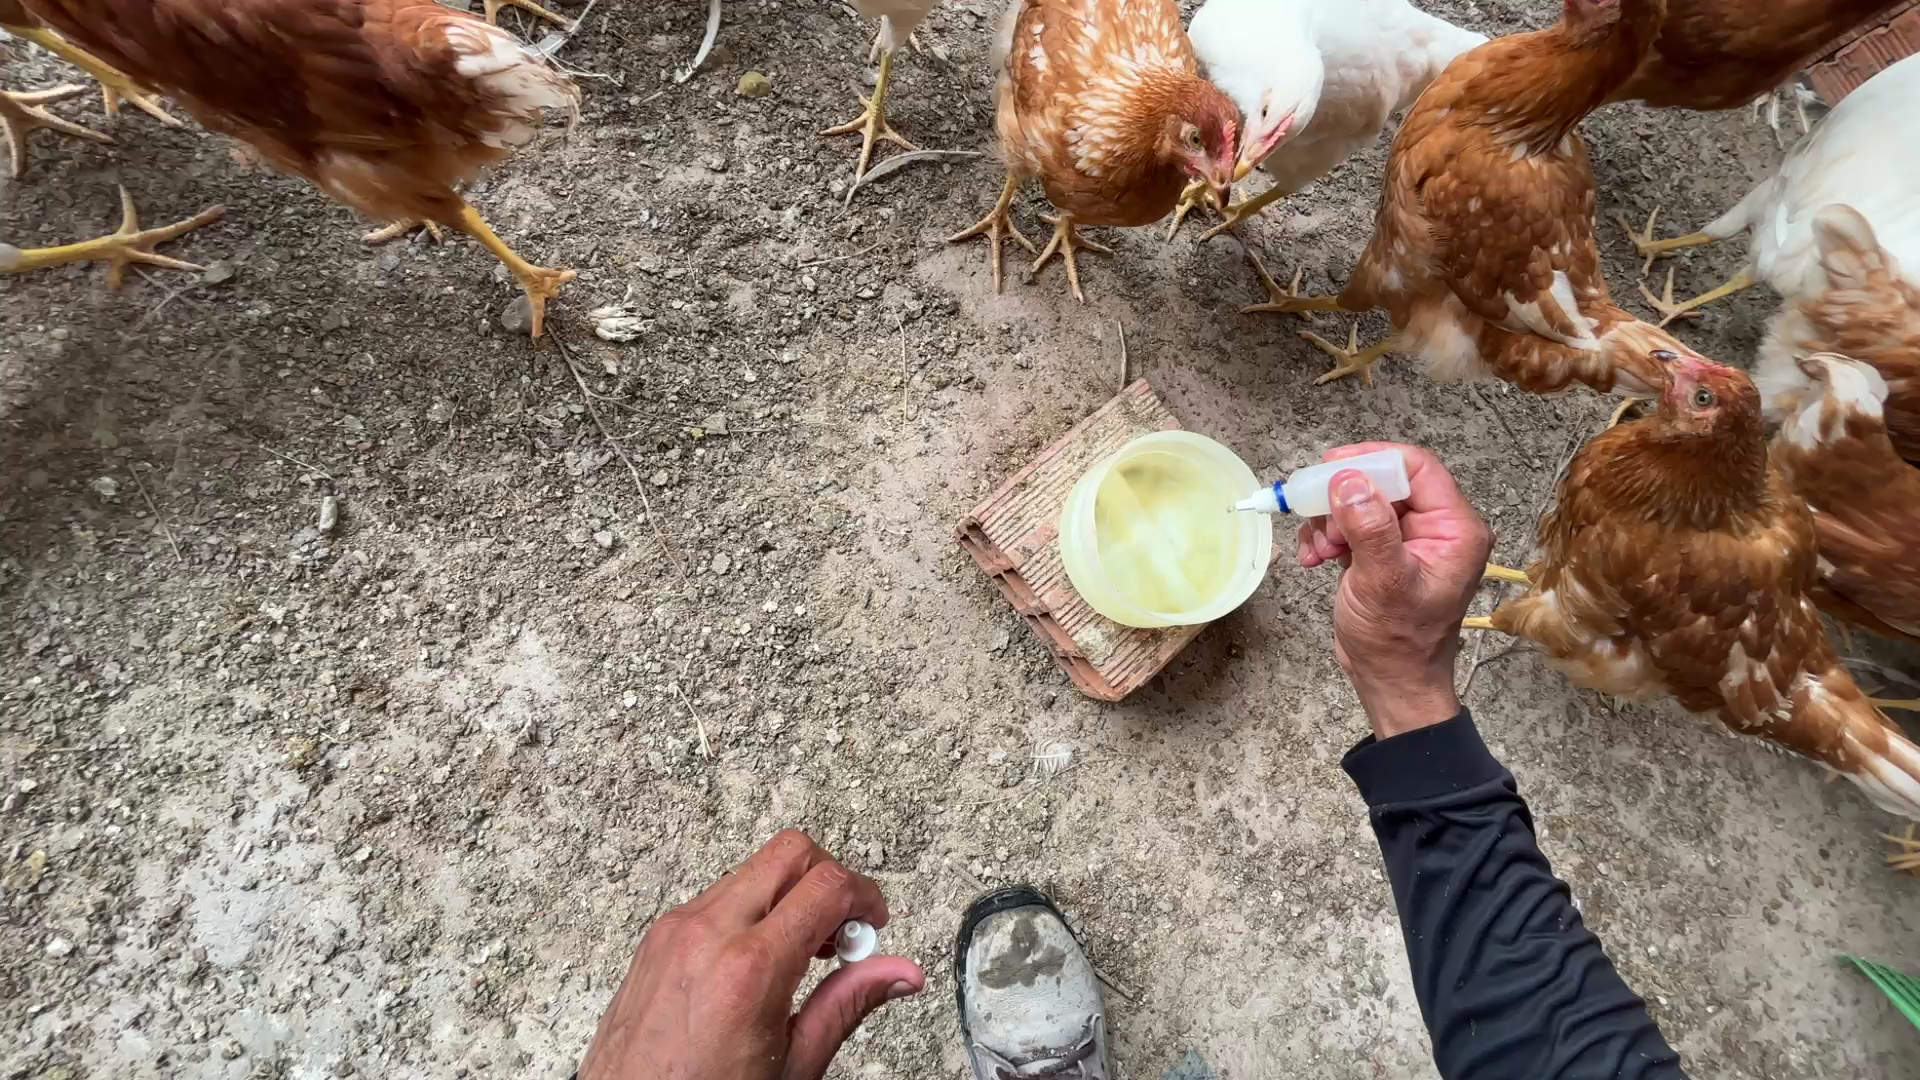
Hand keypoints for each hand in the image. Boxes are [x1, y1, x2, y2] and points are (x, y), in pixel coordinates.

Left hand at [580, 829, 924, 1079]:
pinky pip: (722, 891)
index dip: (864, 896)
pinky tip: (762, 954)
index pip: (826, 885)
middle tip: (841, 928)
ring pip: (757, 867)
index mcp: (749, 970)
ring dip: (791, 891)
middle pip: (791, 852)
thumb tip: (901, 972)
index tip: (872, 922)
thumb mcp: (792, 1068)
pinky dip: (756, 906)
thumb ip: (848, 1004)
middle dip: (829, 876)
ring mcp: (677, 928)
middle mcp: (709, 933)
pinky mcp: (659, 935)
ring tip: (803, 949)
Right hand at [1296, 443, 1492, 739]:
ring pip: (1357, 502)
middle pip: (1381, 482)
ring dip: (1327, 521)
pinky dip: (1323, 536)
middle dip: (1341, 498)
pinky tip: (1313, 559)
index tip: (1330, 466)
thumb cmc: (1396, 639)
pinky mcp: (1378, 551)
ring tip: (1317, 550)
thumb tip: (1348, 480)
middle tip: (1315, 518)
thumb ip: (1370, 528)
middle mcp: (1432, 527)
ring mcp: (1403, 539)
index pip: (1416, 468)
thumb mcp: (1383, 581)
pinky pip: (1346, 524)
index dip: (1373, 459)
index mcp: (1452, 528)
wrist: (1389, 679)